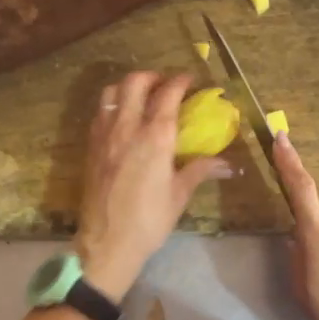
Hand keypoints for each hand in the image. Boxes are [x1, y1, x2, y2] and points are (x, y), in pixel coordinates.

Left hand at [73, 72, 228, 300]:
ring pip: (112, 92)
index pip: (168, 94)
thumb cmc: (148, 221)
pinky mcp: (90, 147)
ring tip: (142, 96)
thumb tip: (228, 165)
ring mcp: (105, 135)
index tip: (190, 80)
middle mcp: (127, 128)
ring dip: (128, 86)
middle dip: (153, 76)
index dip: (180, 81)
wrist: (106, 243)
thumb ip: (200, 170)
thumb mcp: (179, 195)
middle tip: (165, 85)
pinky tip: (123, 119)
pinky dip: (113, 105)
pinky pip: (100, 112)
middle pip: (135, 82)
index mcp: (155, 137)